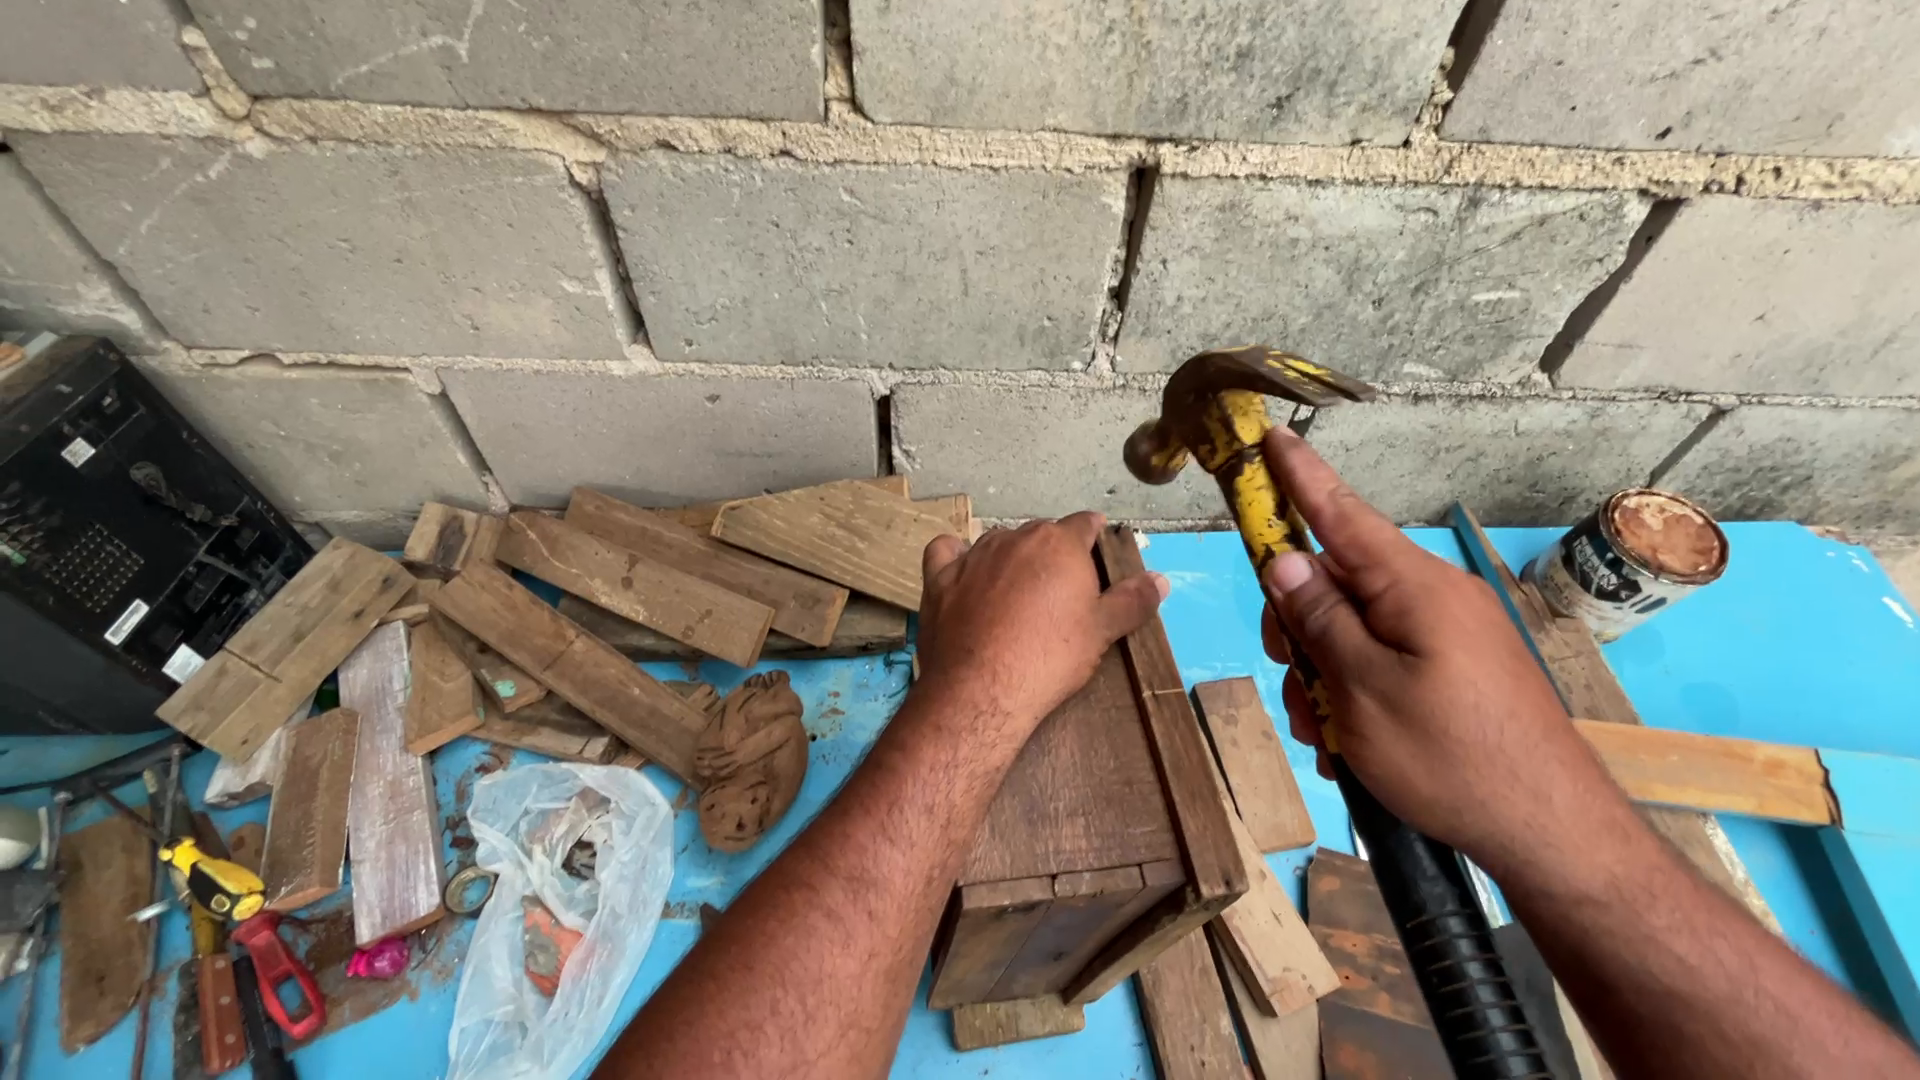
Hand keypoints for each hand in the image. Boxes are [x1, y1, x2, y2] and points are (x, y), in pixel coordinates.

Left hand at [916, 513, 1167, 732]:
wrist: (981, 689)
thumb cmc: (1050, 657)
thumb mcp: (1101, 632)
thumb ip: (1131, 601)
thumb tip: (1160, 579)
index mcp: (1058, 543)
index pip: (1084, 523)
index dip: (1093, 537)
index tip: (1097, 552)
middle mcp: (1014, 537)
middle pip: (1040, 534)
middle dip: (1052, 553)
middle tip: (1060, 589)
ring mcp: (973, 555)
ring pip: (998, 542)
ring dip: (1010, 557)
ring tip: (1016, 591)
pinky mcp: (939, 578)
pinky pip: (947, 552)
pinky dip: (956, 557)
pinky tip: (963, 574)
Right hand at [1258, 429, 1616, 875]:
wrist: (1549, 834)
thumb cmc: (1450, 758)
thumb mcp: (1363, 691)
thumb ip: (1320, 619)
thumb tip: (1285, 559)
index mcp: (1413, 589)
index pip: (1342, 515)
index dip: (1300, 476)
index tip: (1270, 436)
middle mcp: (1430, 597)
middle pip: (1334, 582)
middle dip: (1298, 625)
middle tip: (1293, 678)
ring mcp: (1444, 633)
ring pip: (1350, 628)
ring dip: (1321, 674)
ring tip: (1326, 732)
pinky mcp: (1451, 666)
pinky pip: (1380, 658)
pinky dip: (1352, 692)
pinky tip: (1349, 741)